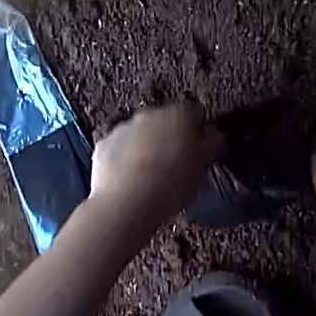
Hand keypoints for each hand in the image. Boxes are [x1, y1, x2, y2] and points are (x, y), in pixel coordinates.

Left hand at [89, 102, 222, 228]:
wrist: (126, 204)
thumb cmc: (172, 185)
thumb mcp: (203, 168)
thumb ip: (211, 144)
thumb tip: (212, 133)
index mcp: (179, 114)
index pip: (195, 112)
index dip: (198, 130)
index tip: (198, 150)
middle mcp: (149, 113)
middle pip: (165, 120)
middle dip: (170, 136)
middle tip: (174, 164)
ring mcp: (123, 127)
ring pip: (140, 133)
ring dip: (146, 147)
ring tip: (150, 176)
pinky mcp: (103, 144)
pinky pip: (119, 148)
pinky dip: (124, 158)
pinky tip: (129, 179)